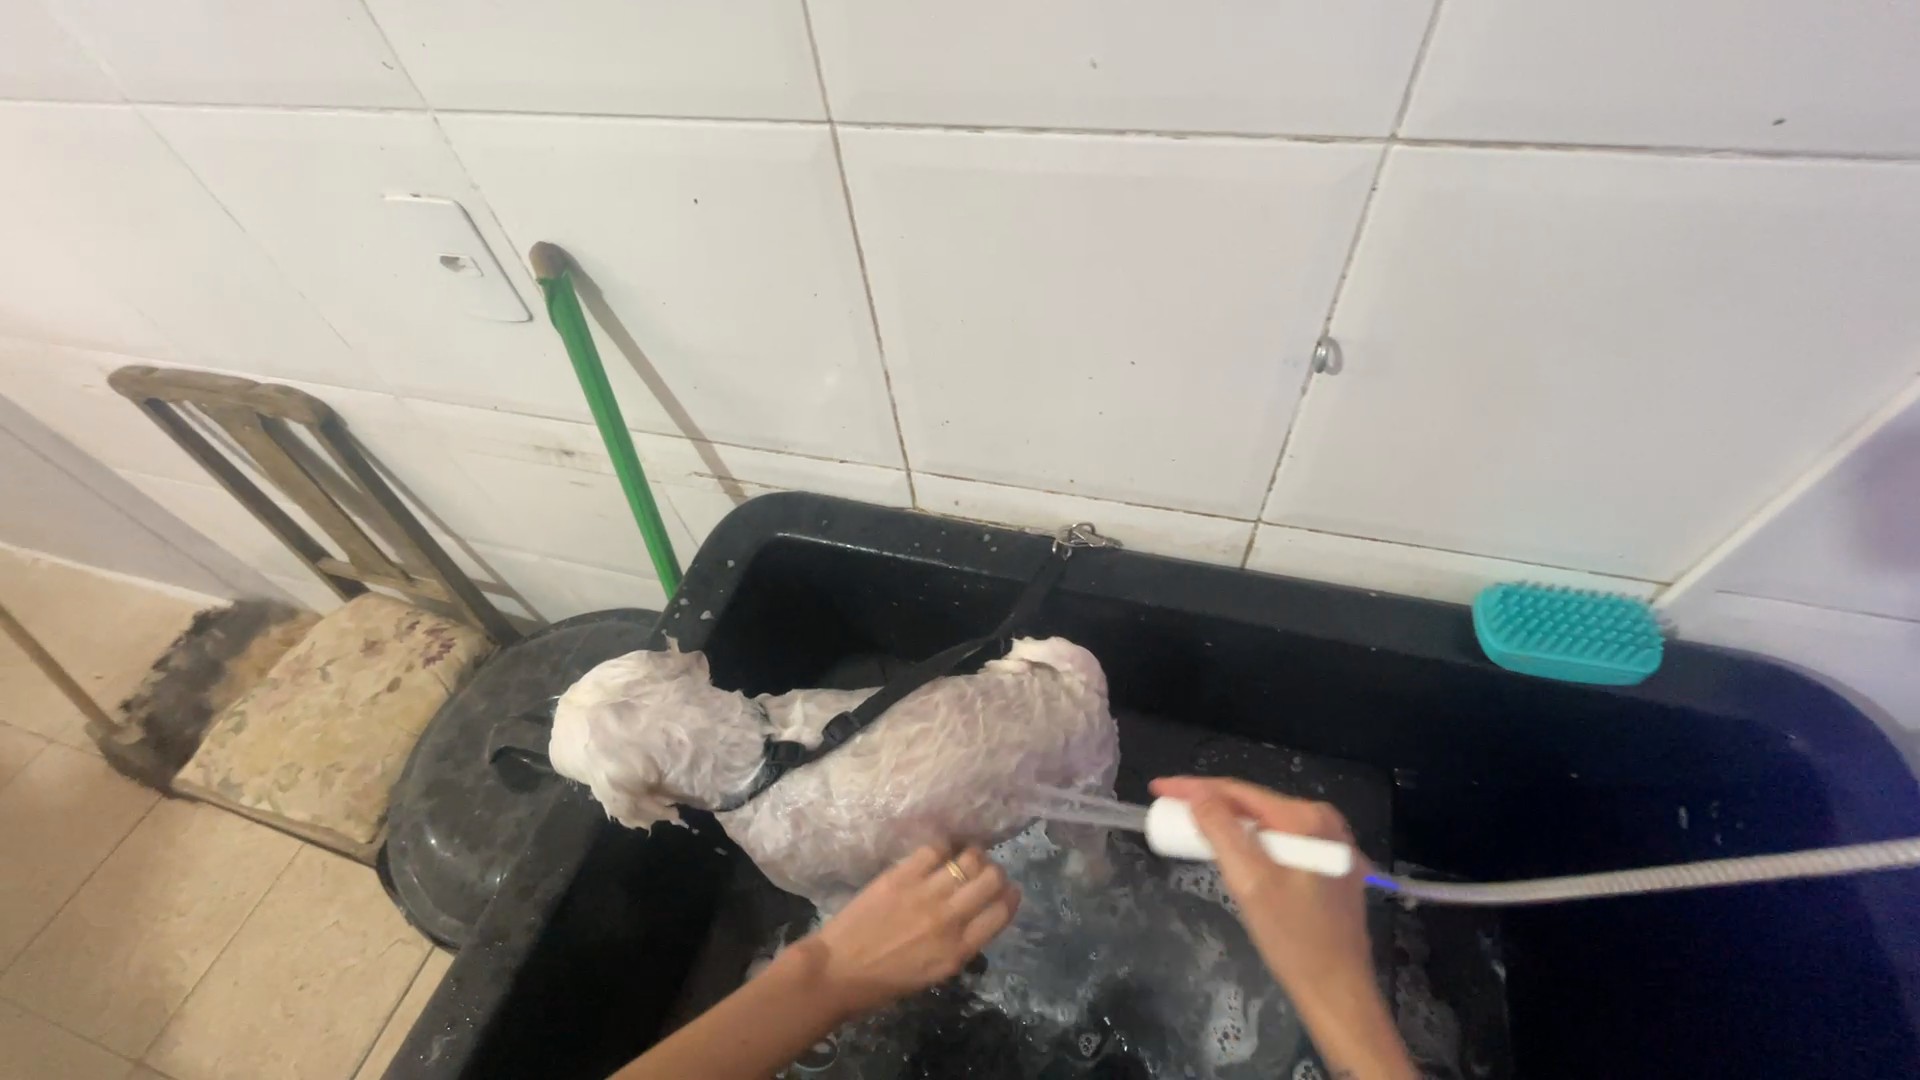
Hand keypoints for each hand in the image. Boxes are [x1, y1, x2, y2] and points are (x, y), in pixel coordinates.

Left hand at [786, 845, 1021, 1018]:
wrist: (838, 971)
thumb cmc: (885, 981)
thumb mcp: (934, 972)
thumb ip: (959, 944)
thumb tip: (976, 915)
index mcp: (957, 951)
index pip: (1001, 913)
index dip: (1010, 896)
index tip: (1008, 889)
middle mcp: (949, 919)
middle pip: (992, 879)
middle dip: (995, 872)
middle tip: (985, 872)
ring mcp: (926, 894)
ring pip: (969, 858)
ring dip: (973, 855)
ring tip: (965, 857)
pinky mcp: (902, 874)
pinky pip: (935, 849)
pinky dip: (943, 847)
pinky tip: (938, 853)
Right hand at [1151, 776, 1370, 997]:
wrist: (1339, 994)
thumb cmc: (1293, 938)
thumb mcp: (1249, 880)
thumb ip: (1220, 829)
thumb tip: (1196, 795)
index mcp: (1307, 818)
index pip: (1238, 791)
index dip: (1193, 787)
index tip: (1158, 788)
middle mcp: (1323, 821)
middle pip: (1251, 803)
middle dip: (1208, 802)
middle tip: (1169, 806)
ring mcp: (1330, 843)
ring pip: (1263, 821)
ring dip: (1225, 820)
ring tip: (1188, 821)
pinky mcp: (1328, 864)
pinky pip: (1277, 838)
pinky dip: (1248, 838)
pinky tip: (1226, 844)